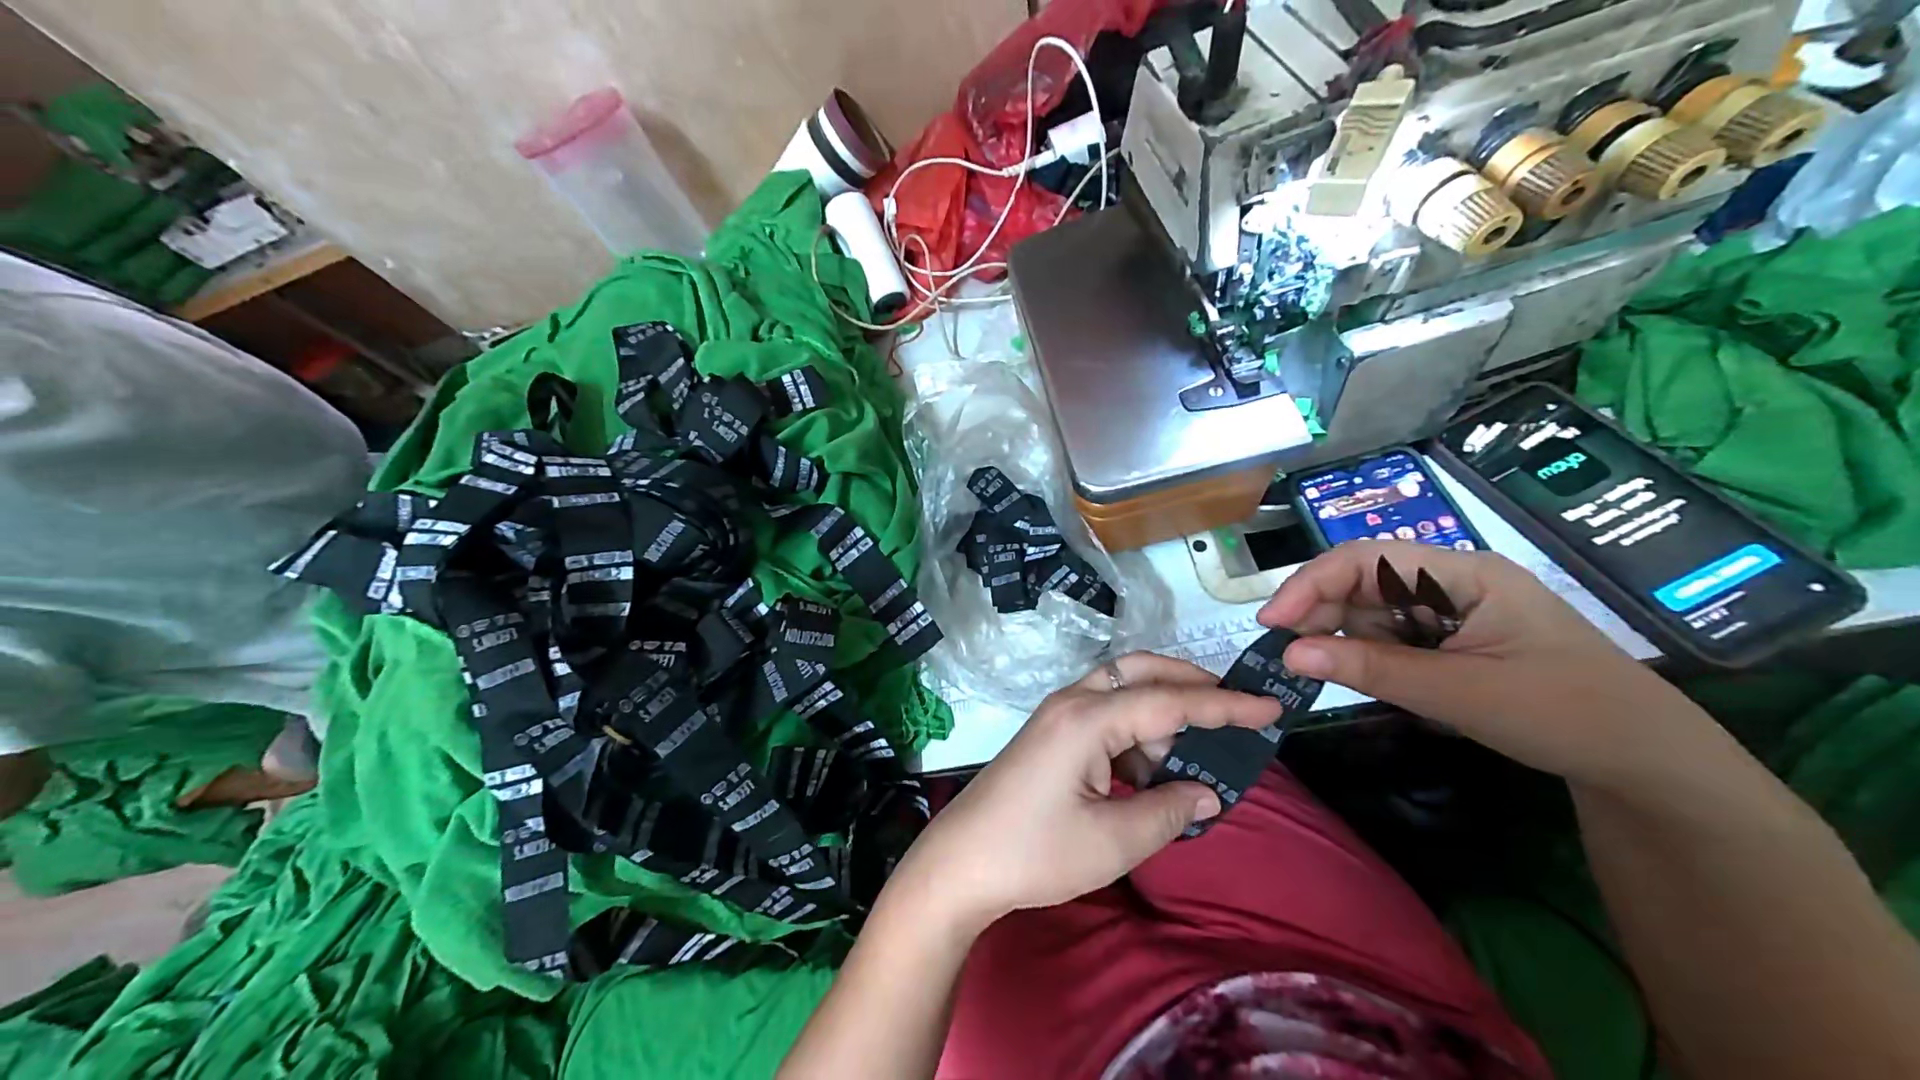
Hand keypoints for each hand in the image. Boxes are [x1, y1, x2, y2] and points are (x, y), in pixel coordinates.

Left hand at [890, 653, 1282, 933]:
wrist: (959, 865)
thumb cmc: (1036, 853)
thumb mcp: (1115, 841)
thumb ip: (1170, 810)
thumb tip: (1207, 793)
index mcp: (1088, 718)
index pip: (1171, 700)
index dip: (1225, 705)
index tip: (1271, 707)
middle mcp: (1071, 702)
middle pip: (1142, 673)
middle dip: (1190, 687)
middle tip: (1232, 716)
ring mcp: (1056, 715)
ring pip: (1123, 694)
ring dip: (1158, 722)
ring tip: (1177, 776)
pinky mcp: (1049, 735)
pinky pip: (1104, 717)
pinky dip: (1133, 737)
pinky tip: (1144, 779)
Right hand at [1259, 539, 1725, 791]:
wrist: (1645, 762)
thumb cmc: (1564, 714)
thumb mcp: (1459, 692)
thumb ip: (1371, 669)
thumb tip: (1288, 655)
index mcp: (1463, 573)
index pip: (1366, 559)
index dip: (1311, 584)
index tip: (1273, 623)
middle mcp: (1450, 582)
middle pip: (1362, 581)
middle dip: (1318, 612)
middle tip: (1282, 652)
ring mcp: (1449, 611)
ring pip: (1369, 611)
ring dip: (1336, 636)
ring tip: (1308, 668)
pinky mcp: (1448, 640)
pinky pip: (1388, 637)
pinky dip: (1360, 654)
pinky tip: (1345, 672)